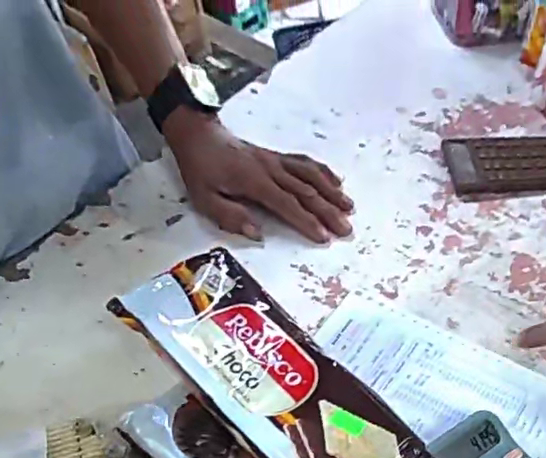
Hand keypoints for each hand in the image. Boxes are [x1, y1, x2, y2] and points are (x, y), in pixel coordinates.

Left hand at [164, 111, 353, 243]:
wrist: (196, 134)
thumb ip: (231, 216)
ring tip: (349, 208)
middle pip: (306, 191)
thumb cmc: (200, 170)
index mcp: (254, 182)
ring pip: (310, 175)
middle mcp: (270, 169)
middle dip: (328, 211)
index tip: (323, 237)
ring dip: (331, 192)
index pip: (287, 204)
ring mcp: (276, 161)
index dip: (306, 222)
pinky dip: (323, 172)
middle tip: (346, 229)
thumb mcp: (205, 199)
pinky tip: (337, 182)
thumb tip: (257, 233)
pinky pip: (305, 163)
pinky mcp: (278, 157)